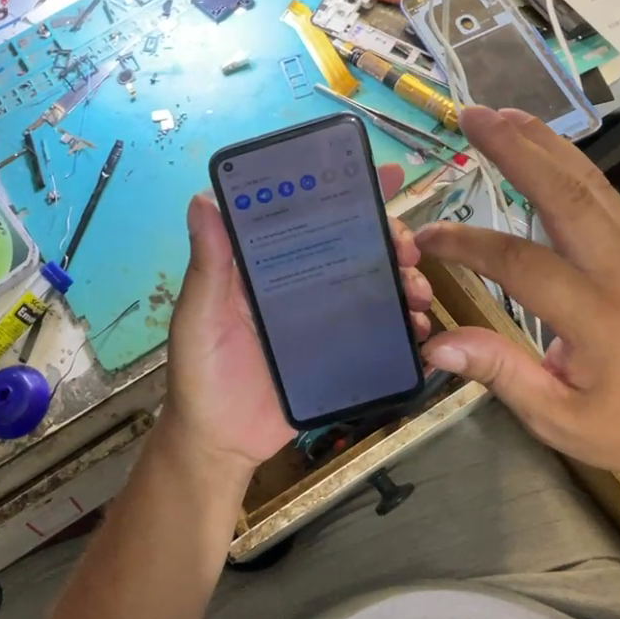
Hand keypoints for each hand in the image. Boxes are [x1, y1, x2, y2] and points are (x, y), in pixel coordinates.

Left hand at [163, 164, 433, 483]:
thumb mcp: (199, 317)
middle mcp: (300, 282)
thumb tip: (202, 199)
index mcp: (267, 265)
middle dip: (389, 238)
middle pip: (353, 245)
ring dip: (404, 279)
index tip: (384, 175)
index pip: (308, 215)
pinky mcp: (342, 353)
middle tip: (407, 248)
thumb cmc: (202, 374)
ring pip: (374, 284)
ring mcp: (325, 318)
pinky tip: (420, 327)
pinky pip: (381, 331)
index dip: (344, 190)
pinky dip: (406, 324)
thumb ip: (207, 265)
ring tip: (417, 291)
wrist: (221, 444)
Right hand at [414, 106, 619, 493]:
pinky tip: (544, 148)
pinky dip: (569, 163)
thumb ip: (499, 372)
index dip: (467, 245)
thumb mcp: (558, 419)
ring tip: (502, 114)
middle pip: (567, 195)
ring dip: (545, 144)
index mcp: (599, 316)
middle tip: (472, 116)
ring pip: (590, 184)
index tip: (424, 240)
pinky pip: (602, 196)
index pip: (521, 263)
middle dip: (517, 150)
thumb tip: (435, 343)